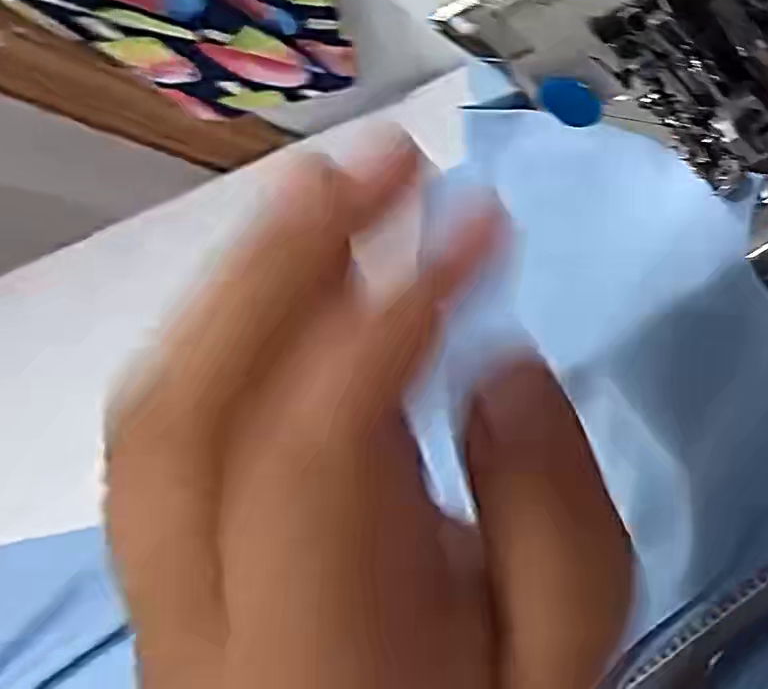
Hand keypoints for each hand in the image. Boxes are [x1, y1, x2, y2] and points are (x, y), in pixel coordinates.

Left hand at [105, 135, 632, 688]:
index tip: (484, 220)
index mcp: (326, 628)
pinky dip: (257, 316)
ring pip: (172, 405)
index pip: (322, 439)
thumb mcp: (574, 619)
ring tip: (339, 178)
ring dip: (259, 269)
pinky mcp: (200, 545)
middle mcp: (210, 602)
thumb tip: (512, 363)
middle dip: (296, 257)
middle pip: (198, 409)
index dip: (397, 310)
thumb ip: (552, 496)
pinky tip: (318, 260)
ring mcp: (180, 575)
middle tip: (383, 160)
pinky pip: (199, 415)